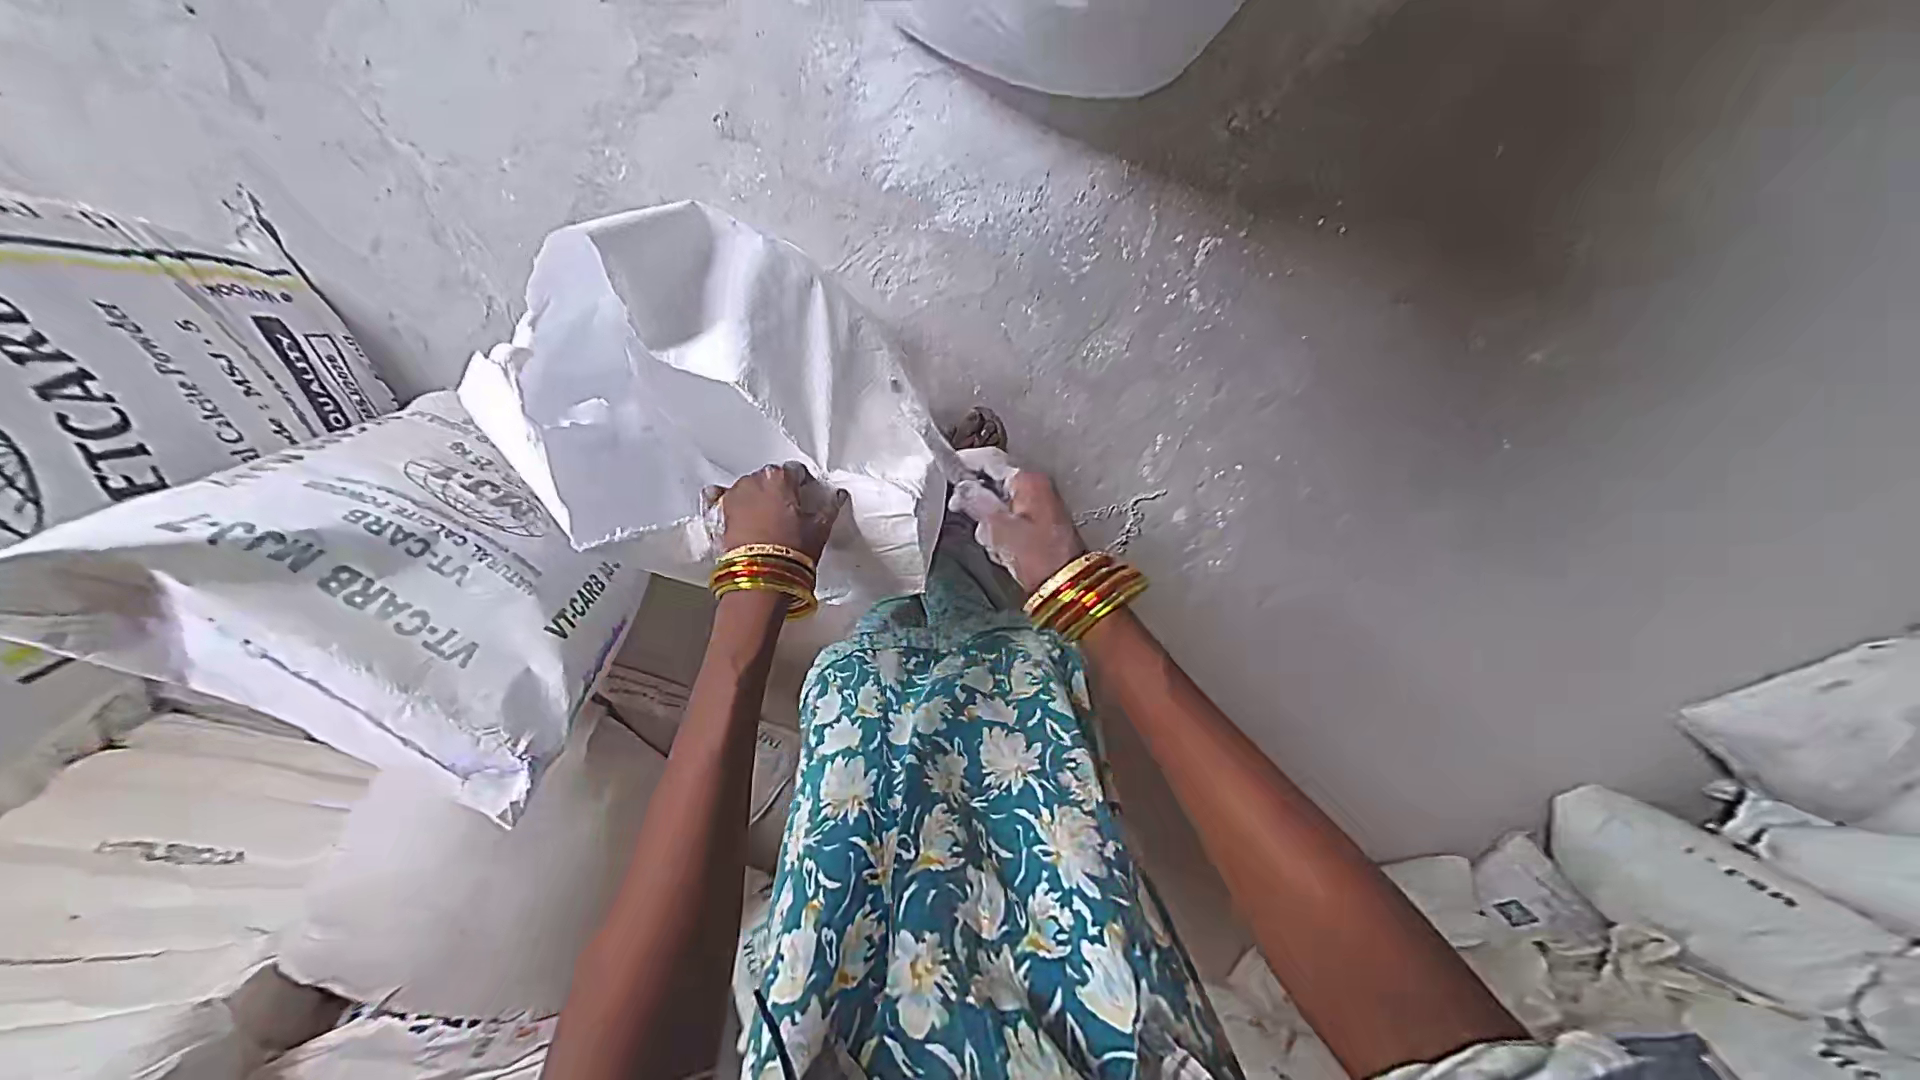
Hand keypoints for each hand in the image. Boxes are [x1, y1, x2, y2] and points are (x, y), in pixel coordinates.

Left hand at [705, 462, 846, 562]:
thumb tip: (836, 496)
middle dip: (779, 490)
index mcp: (779, 478)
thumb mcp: (819, 528)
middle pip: (770, 478)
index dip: (804, 484)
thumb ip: (829, 507)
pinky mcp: (716, 513)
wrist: (761, 577)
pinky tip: (736, 511)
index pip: (796, 471)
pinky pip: (717, 497)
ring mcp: (732, 496)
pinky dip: (725, 500)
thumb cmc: (791, 551)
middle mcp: (753, 481)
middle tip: (789, 511)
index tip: (807, 495)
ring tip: (766, 519)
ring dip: (756, 497)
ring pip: (747, 488)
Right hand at [947, 448, 1086, 591]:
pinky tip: (1003, 550)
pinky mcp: (1037, 523)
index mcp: (1028, 480)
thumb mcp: (999, 528)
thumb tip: (962, 487)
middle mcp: (1036, 486)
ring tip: (994, 542)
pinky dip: (1000, 532)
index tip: (946, 471)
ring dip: (989, 522)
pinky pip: (1008, 520)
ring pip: (998, 503)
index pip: (990, 459)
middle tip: (964, 515)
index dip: (965, 463)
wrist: (1065, 585)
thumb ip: (976, 502)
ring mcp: (1038, 504)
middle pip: (993, 482)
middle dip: (977, 501)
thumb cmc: (1038, 557)